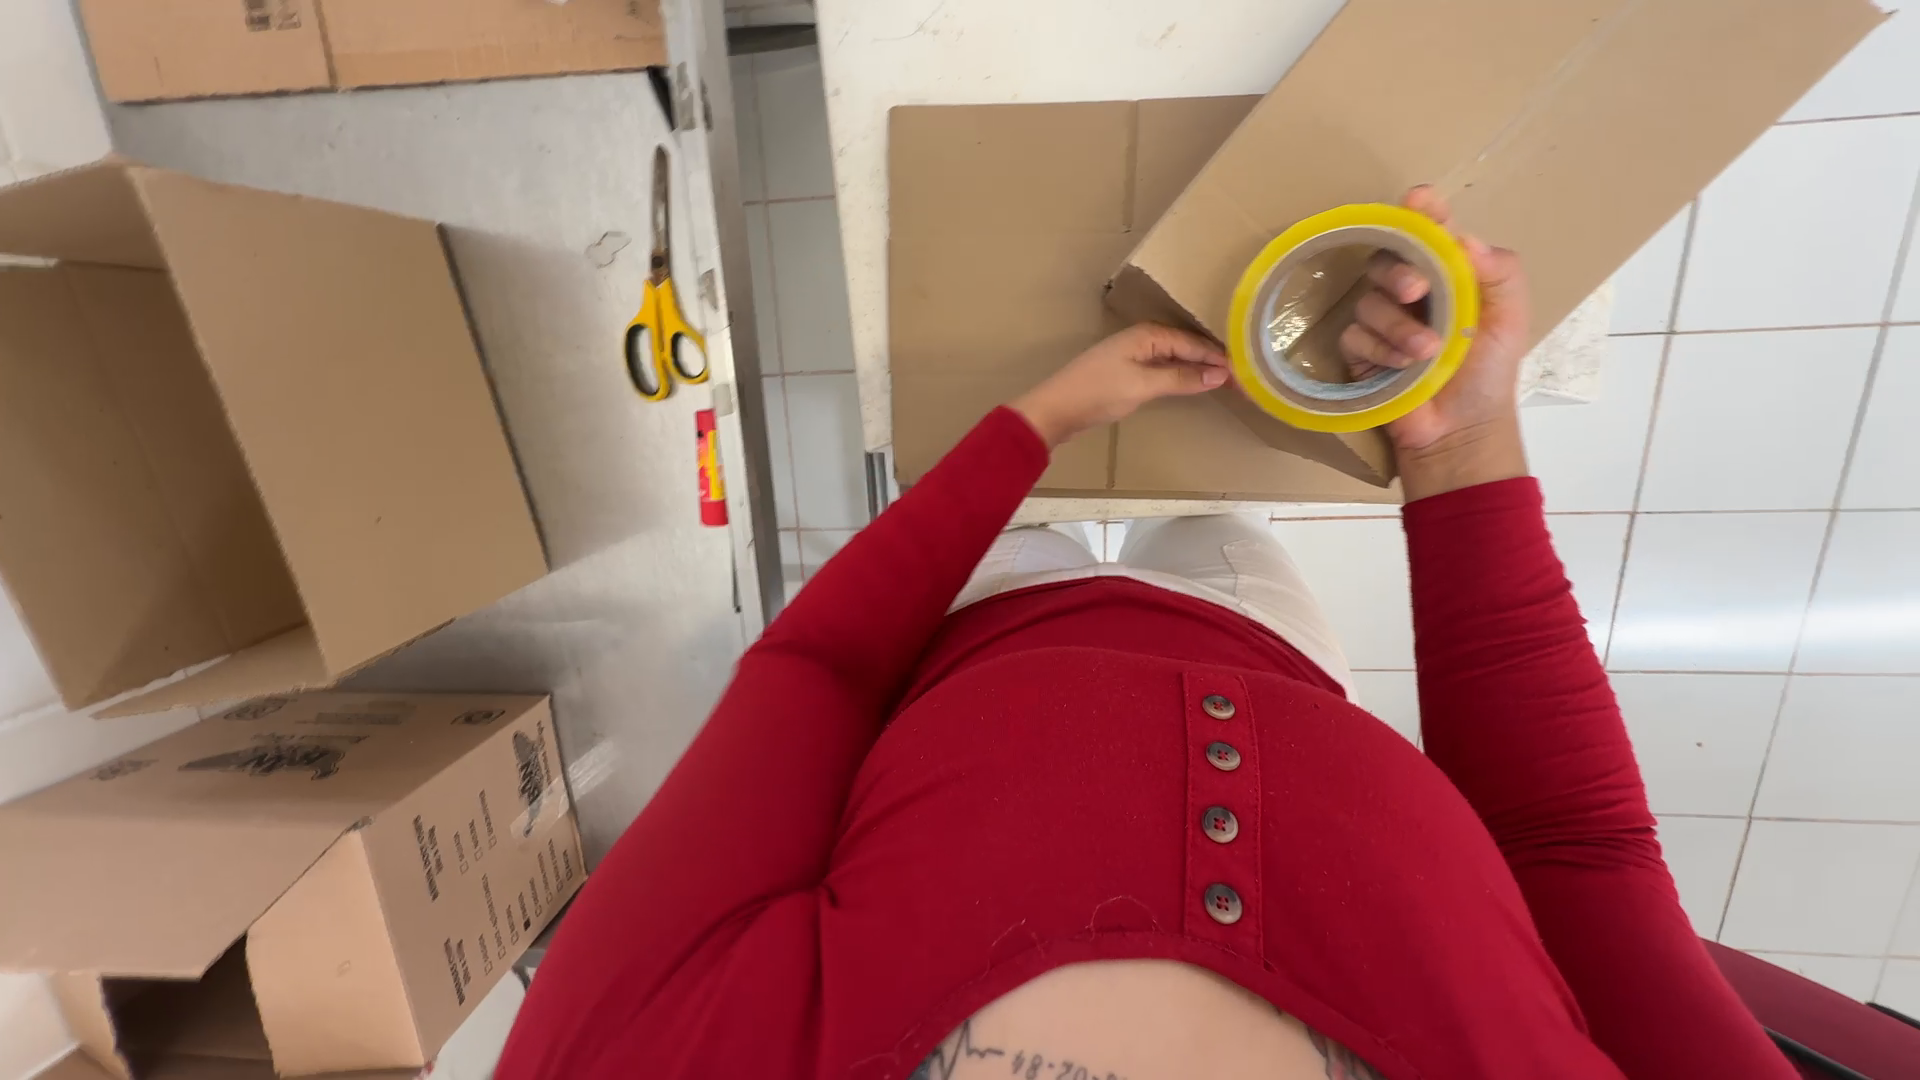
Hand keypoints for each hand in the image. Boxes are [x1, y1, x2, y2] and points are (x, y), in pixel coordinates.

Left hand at [1011, 323, 1228, 447]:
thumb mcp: (1143, 385)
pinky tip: (1189, 387)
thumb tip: (1219, 375)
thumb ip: (1180, 379)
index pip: (1191, 342)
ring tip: (1222, 382)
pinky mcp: (1123, 375)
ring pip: (1172, 359)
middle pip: (1183, 347)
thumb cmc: (1097, 393)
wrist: (1055, 410)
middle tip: (1240, 377)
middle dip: (1210, 361)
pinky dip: (1177, 378)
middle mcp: (1140, 340)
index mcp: (1146, 335)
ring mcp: (1130, 358)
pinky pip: (1160, 371)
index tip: (1244, 371)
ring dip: (1194, 370)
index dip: (1217, 357)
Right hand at [1339, 186, 1533, 498]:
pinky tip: (1402, 368)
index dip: (1420, 213)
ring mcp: (1382, 322)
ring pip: (1368, 302)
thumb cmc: (1487, 373)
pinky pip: (1353, 336)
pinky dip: (1379, 350)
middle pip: (1385, 260)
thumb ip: (1497, 271)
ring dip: (1398, 328)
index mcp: (1449, 275)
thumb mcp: (1508, 316)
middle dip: (1397, 271)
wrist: (1458, 428)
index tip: (1418, 200)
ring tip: (1425, 354)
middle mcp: (1410, 293)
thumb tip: (1460, 238)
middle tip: (1416, 291)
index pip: (1430, 232)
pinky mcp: (1358, 352)